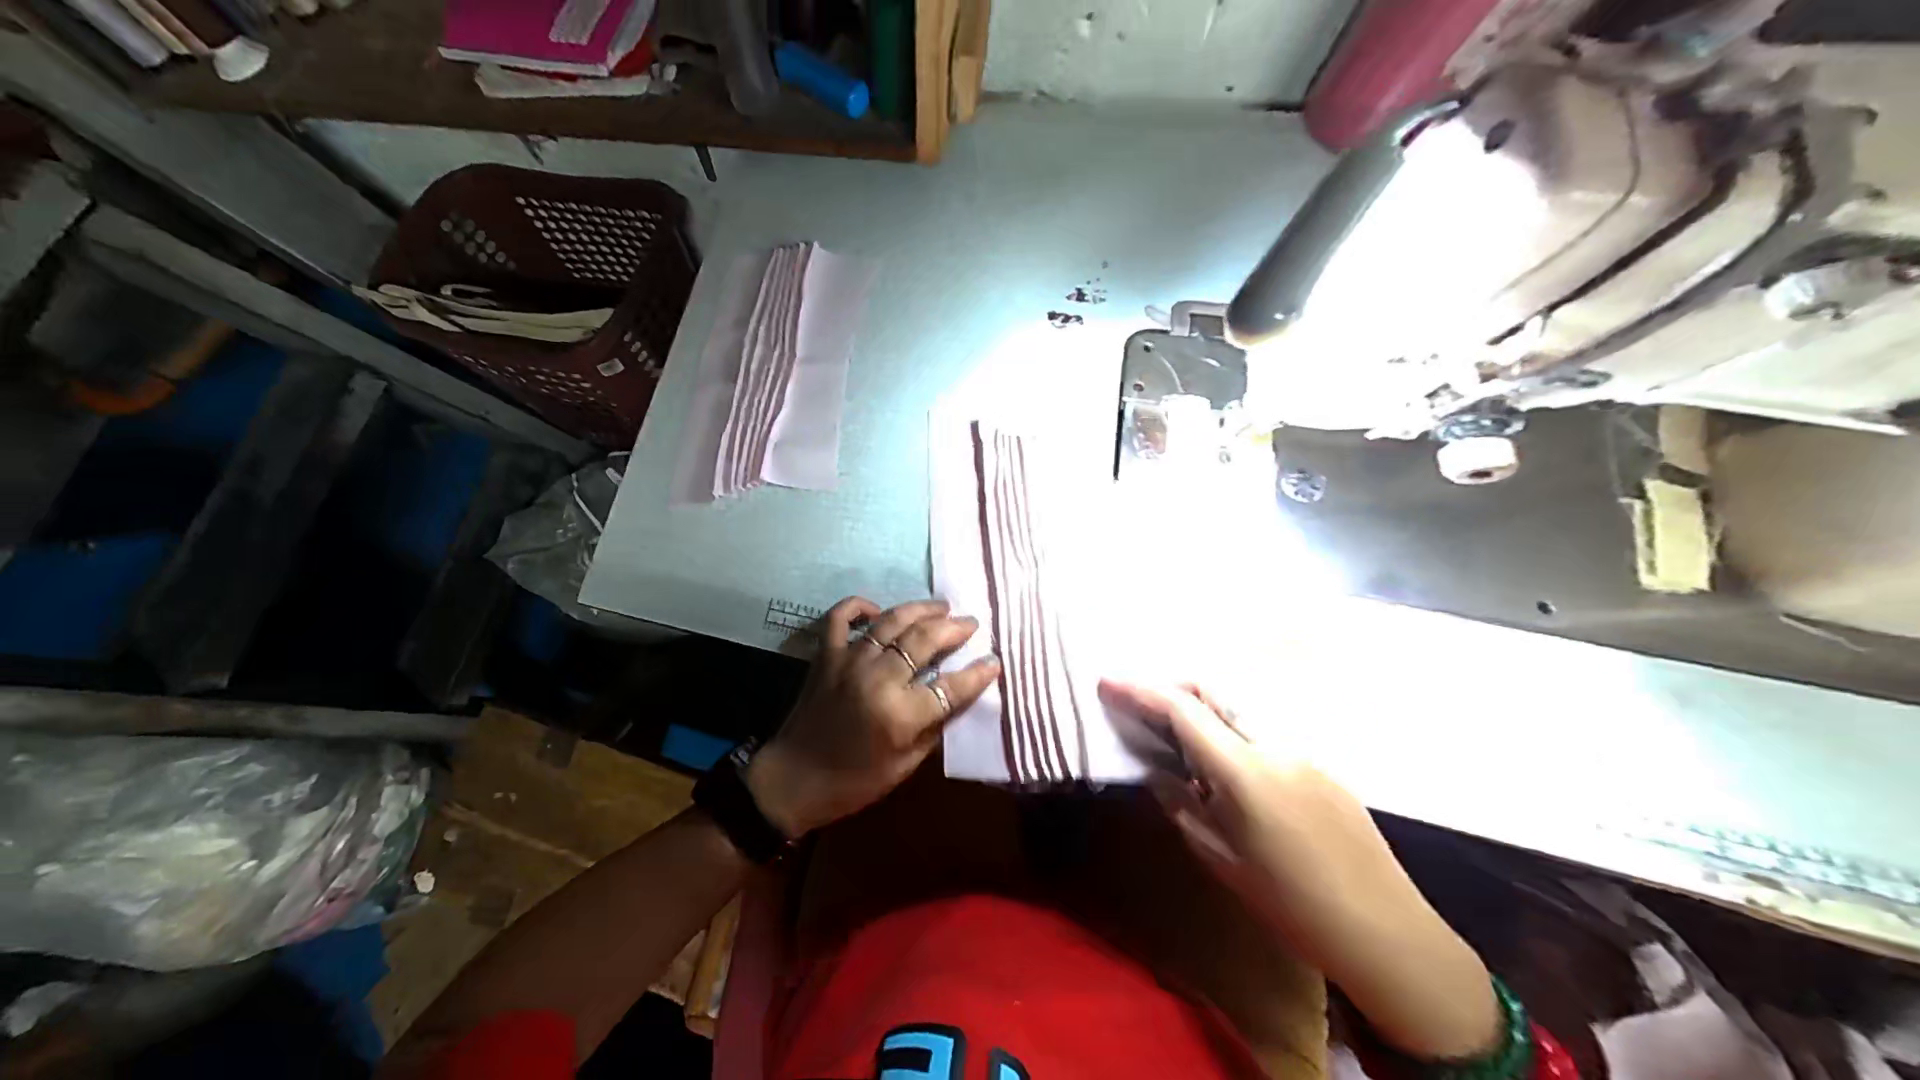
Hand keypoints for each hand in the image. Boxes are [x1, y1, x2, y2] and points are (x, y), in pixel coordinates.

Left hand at [745, 597, 1000, 837]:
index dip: (978, 673)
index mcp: (900, 714)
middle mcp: (877, 679)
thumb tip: (959, 696)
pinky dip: (859, 606)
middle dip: (954, 629)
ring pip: (891, 621)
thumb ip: (935, 727)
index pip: (951, 686)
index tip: (995, 660)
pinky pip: (841, 617)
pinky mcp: (825, 655)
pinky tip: (878, 609)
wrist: (793, 780)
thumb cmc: (855, 781)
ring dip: (920, 610)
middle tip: (971, 623)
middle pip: (925, 640)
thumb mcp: (906, 765)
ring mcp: (848, 661)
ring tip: (941, 607)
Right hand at [1098, 679, 1501, 1062]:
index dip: (1139, 691)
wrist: (1384, 930)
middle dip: (1171, 689)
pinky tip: (1228, 770)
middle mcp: (1274, 744)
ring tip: (1179, 738)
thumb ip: (1179, 802)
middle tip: (1141, 708)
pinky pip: (1265, 731)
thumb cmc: (1289, 902)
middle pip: (1214, 691)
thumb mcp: (1217, 856)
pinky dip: (1233, 732)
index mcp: (1242, 769)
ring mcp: (1304, 750)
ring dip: (1202, 709)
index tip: (1107, 683)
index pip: (1181, 710)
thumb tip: (1156, 770)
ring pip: (1240, 709)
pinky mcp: (1323, 765)